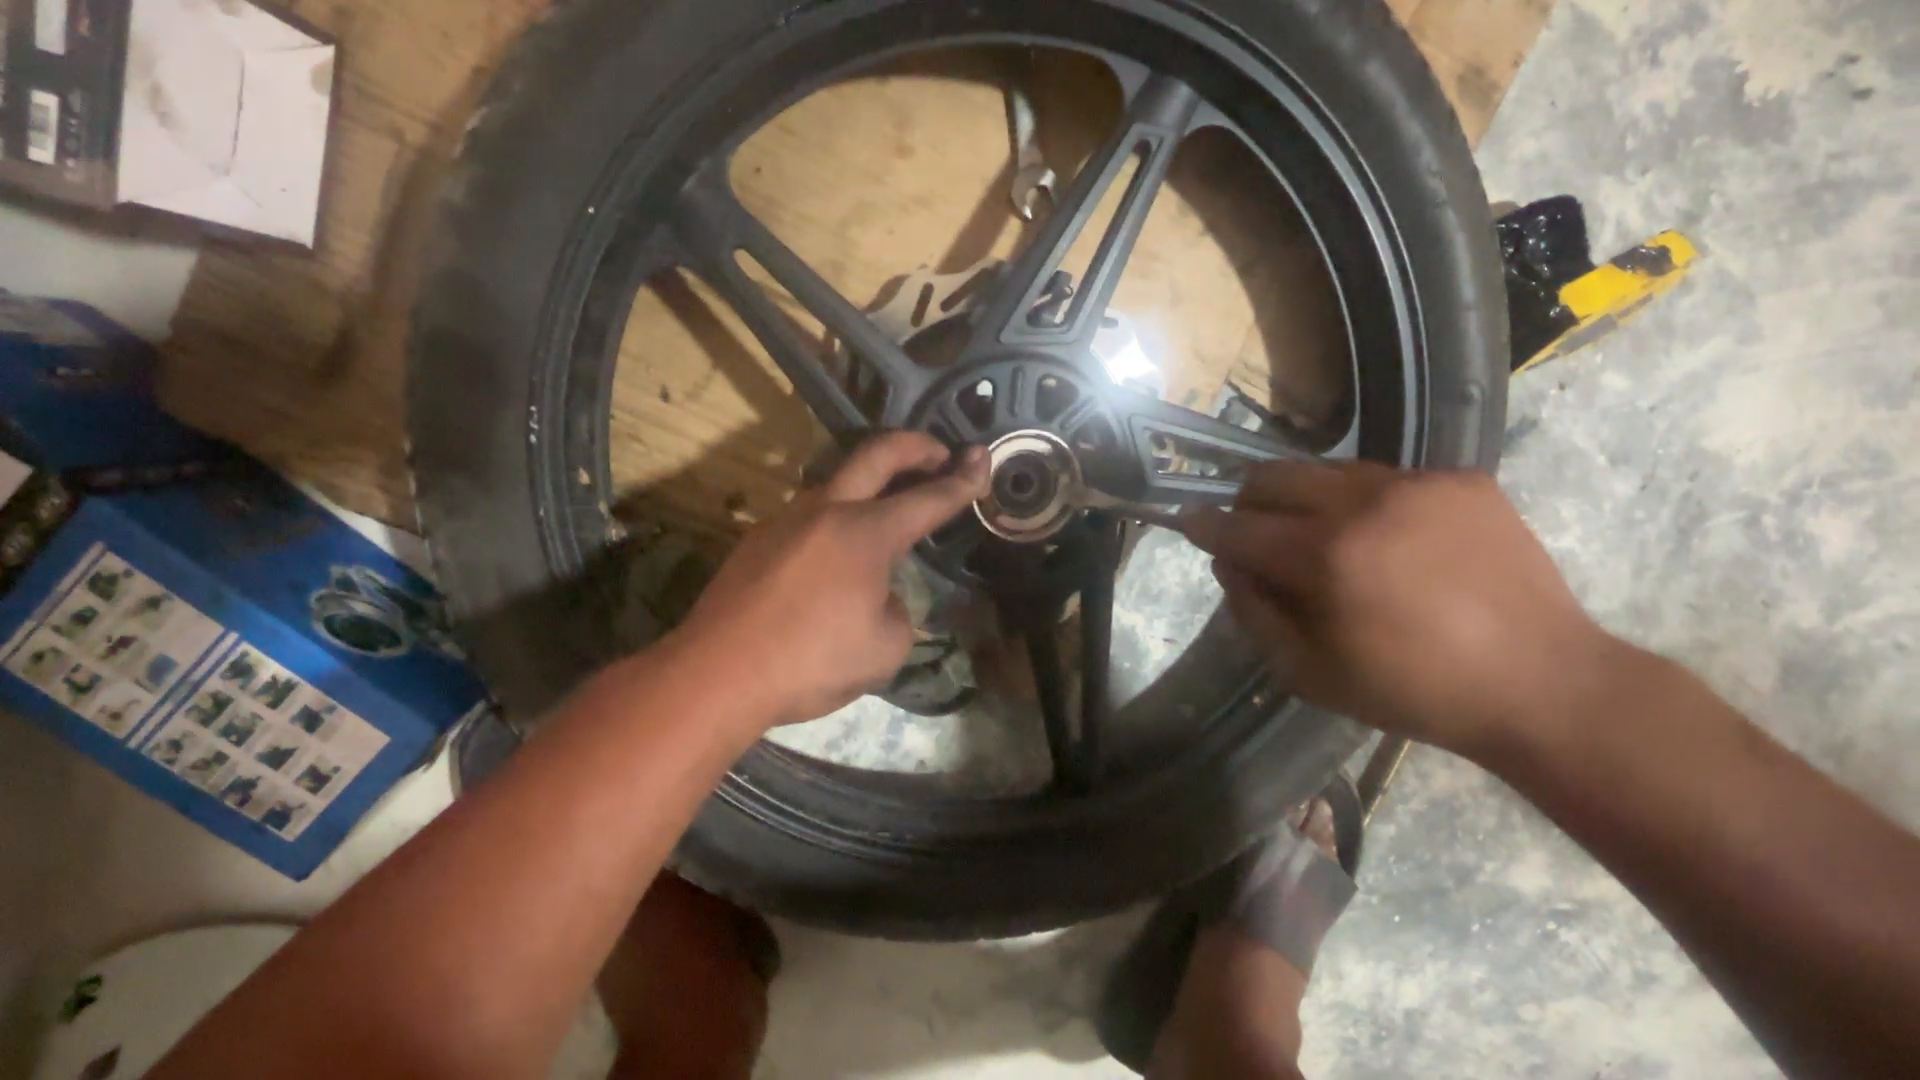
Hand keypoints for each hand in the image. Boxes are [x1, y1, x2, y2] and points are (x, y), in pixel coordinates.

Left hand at [677, 433, 989, 727]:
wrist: (719, 672)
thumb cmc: (811, 662)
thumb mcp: (884, 648)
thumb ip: (897, 610)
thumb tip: (879, 596)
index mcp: (867, 533)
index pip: (928, 498)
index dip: (962, 480)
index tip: (981, 459)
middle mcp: (827, 511)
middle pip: (877, 454)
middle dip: (916, 446)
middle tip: (939, 453)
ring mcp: (786, 519)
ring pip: (836, 485)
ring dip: (869, 487)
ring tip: (886, 515)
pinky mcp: (757, 540)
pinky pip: (808, 519)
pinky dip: (835, 523)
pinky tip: (833, 563)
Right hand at [1183, 462, 1614, 758]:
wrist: (1540, 680)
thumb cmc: (1414, 692)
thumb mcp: (1310, 674)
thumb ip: (1255, 614)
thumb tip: (1229, 566)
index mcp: (1324, 555)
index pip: (1238, 526)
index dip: (1205, 524)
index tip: (1186, 521)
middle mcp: (1363, 502)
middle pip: (1274, 476)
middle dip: (1248, 500)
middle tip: (1252, 530)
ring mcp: (1417, 484)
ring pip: (1329, 470)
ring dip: (1306, 498)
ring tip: (1321, 535)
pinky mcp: (1461, 480)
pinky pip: (1388, 478)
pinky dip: (1367, 504)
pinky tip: (1389, 541)